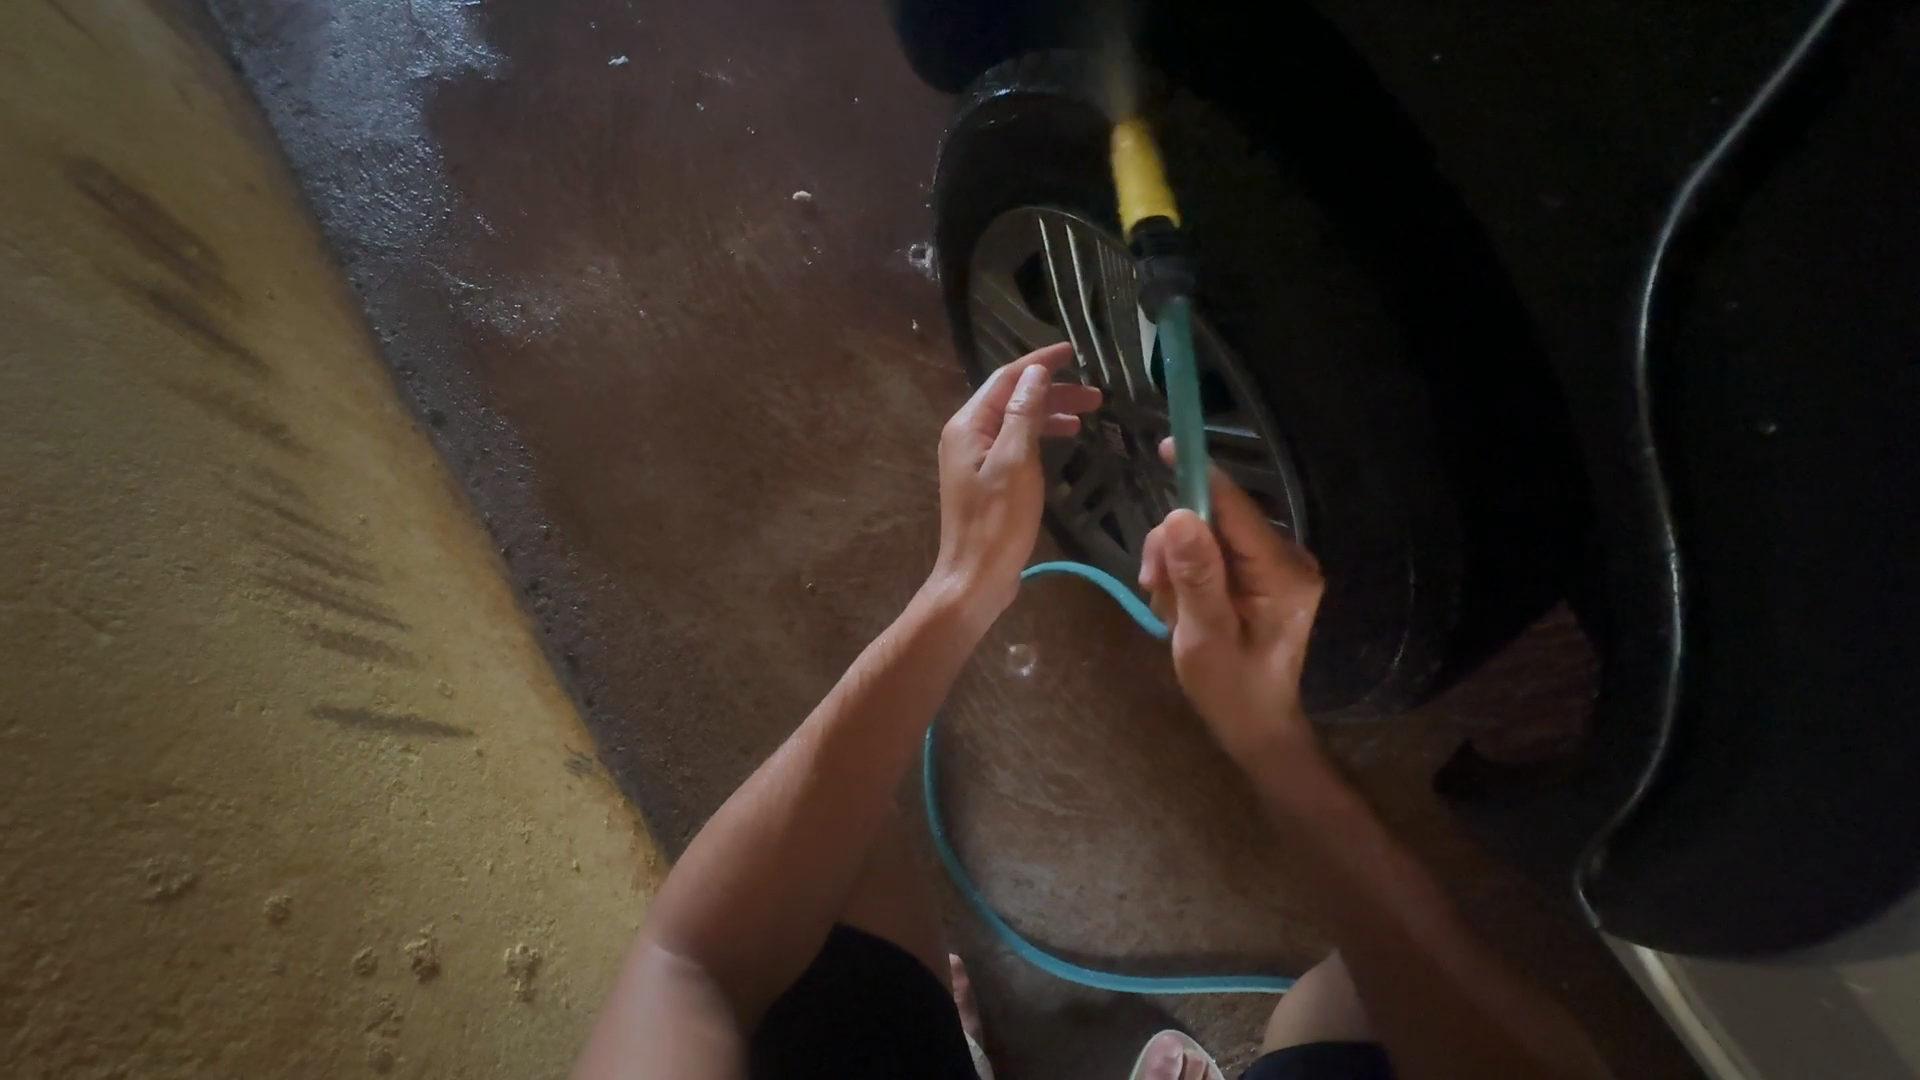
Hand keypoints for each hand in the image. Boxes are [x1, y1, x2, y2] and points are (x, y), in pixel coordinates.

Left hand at [929, 343, 1101, 623]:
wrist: (976, 577)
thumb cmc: (996, 522)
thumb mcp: (1015, 462)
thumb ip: (1024, 413)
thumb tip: (1035, 372)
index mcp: (968, 426)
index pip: (1006, 378)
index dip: (1040, 362)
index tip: (1074, 352)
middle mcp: (967, 436)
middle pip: (1013, 398)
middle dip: (1053, 391)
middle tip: (1096, 396)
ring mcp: (976, 459)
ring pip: (1017, 423)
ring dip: (1050, 414)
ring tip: (1088, 416)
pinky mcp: (987, 480)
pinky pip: (1017, 445)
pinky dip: (1041, 437)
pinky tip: (1065, 441)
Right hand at [1139, 438, 1325, 769]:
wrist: (1254, 725)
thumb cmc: (1232, 691)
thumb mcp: (1205, 637)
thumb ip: (1195, 577)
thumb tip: (1178, 517)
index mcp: (1282, 572)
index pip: (1235, 509)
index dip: (1200, 477)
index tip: (1167, 448)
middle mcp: (1283, 558)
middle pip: (1213, 519)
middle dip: (1173, 545)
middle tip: (1152, 583)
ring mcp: (1270, 566)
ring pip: (1203, 536)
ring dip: (1173, 564)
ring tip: (1167, 607)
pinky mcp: (1255, 574)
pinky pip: (1207, 554)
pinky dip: (1183, 574)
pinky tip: (1179, 607)